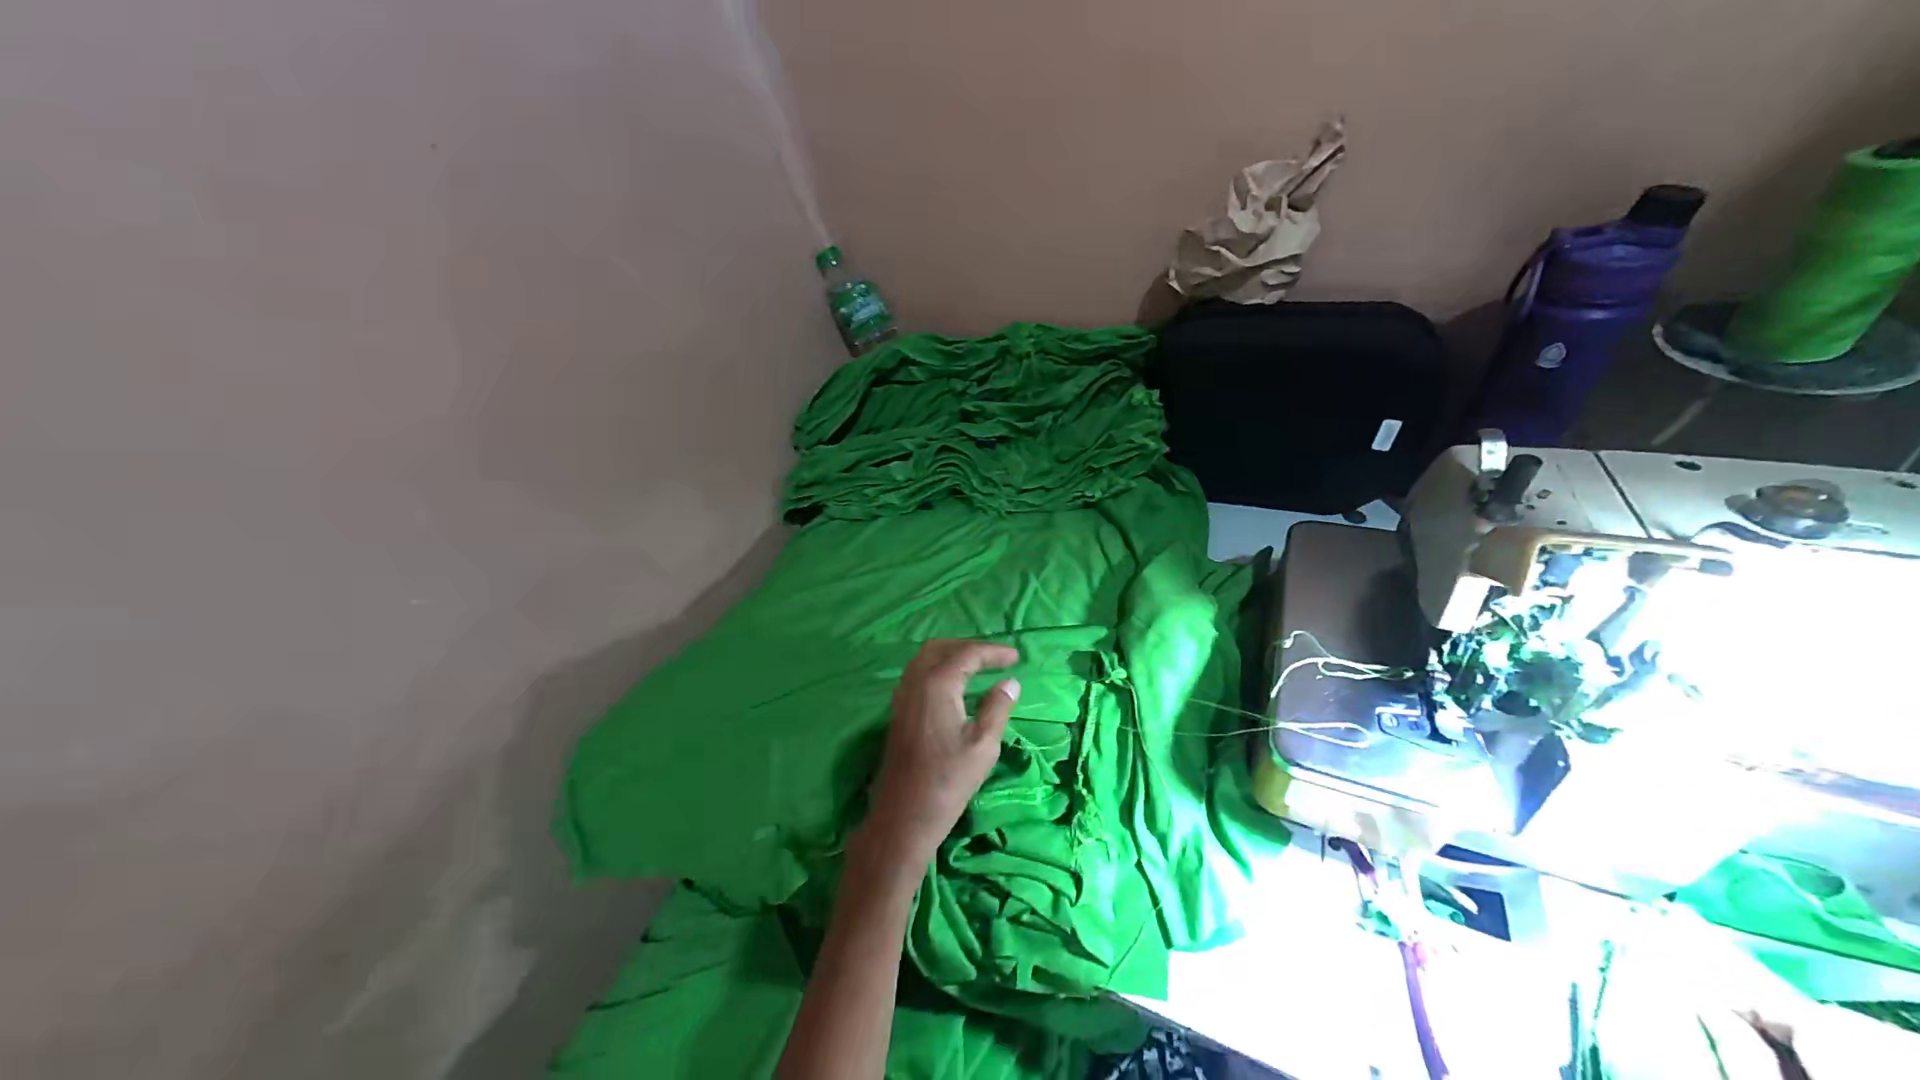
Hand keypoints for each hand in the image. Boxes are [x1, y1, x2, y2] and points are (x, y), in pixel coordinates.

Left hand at [861, 640, 1019, 865]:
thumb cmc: (948, 780)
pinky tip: (954, 687)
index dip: (993, 652)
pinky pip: (918, 675)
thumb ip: (997, 707)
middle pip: (941, 648)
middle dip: (969, 647)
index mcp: (937, 684)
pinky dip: (938, 670)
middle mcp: (914, 682)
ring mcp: (902, 697)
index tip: (1016, 656)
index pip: (967, 654)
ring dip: (951, 656)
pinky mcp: (898, 712)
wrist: (904, 814)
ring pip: (925, 659)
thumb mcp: (983, 744)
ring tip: (978, 667)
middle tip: (995, 657)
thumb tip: (1010, 683)